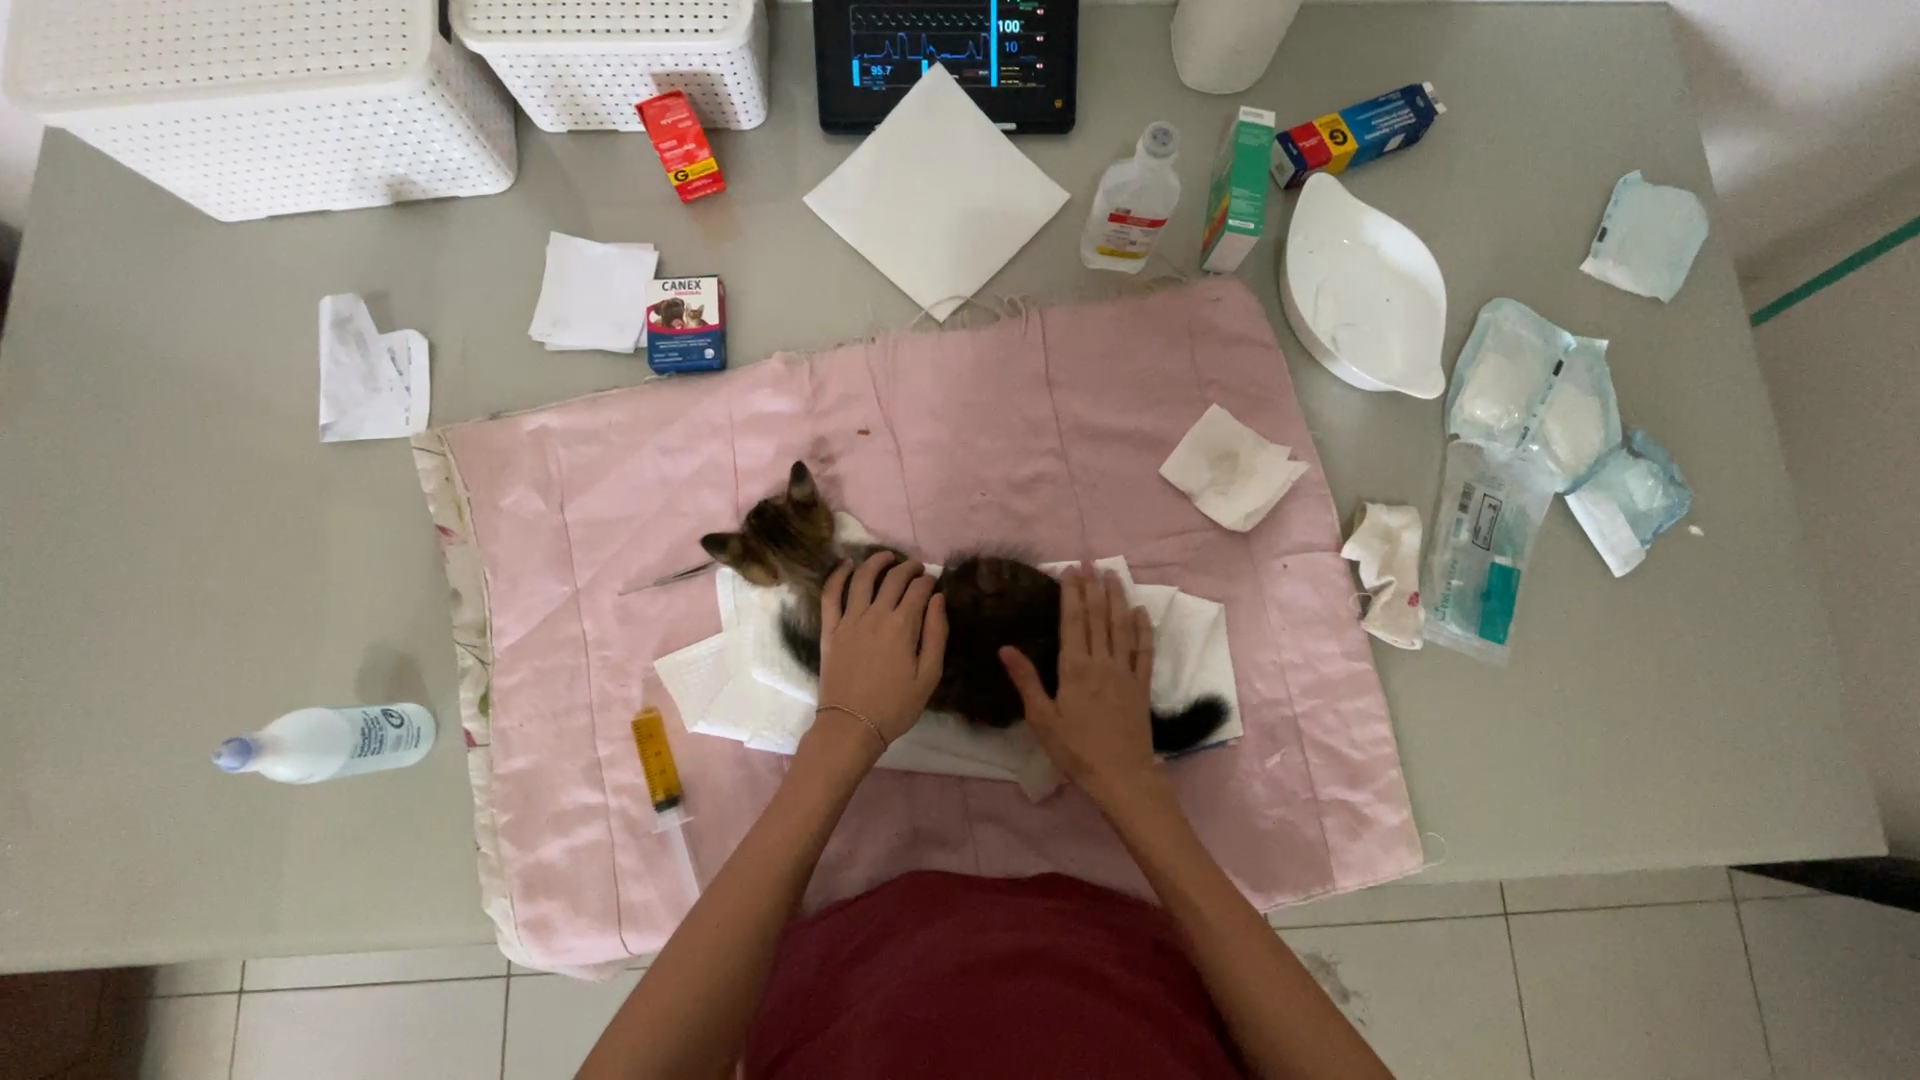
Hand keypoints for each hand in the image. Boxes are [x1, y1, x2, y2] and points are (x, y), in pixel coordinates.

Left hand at [813, 552, 946, 756]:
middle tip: (917, 568)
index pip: (919, 589)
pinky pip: (831, 595)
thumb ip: (936, 634)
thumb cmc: (896, 706)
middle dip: (908, 568)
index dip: (929, 581)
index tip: (934, 582)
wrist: (851, 726)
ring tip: (887, 556)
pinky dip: (838, 576)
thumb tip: (938, 599)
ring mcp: (849, 620)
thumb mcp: (929, 675)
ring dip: (876, 562)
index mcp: (903, 626)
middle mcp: (875, 615)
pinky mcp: (830, 630)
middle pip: (893, 578)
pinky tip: (846, 565)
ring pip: (862, 578)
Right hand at [1000, 565, 1157, 802]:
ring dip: (1117, 598)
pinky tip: (1141, 612)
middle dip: (1093, 587)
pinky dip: (1143, 629)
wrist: (1122, 776)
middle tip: (1090, 562)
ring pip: (1122, 627)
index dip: (1072, 593)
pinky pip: (1144, 651)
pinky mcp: (1142, 686)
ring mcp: (1125, 673)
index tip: (1071, 569)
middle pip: (1097, 617)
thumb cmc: (1075, 751)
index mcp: (1074, 669)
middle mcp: (1102, 662)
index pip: (1073, 621)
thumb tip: (1005, 648)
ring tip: (1113, 575)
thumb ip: (1026, 681)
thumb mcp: (1042, 719)